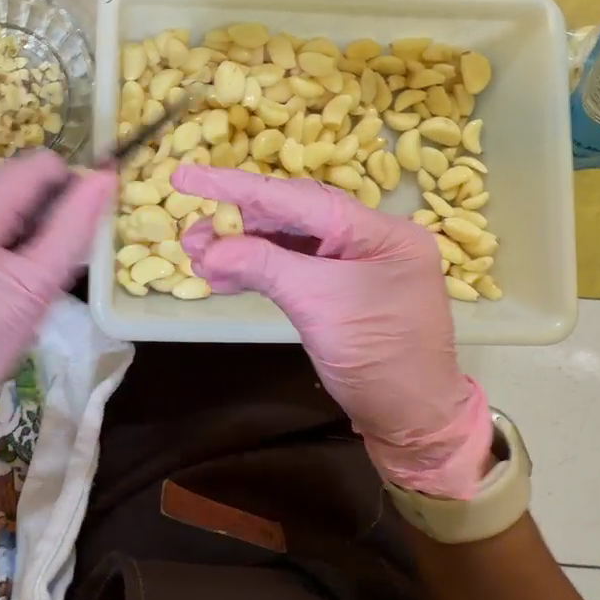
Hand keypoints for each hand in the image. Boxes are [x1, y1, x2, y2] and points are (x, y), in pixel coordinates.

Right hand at [174, 165, 491, 498]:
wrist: (414, 423)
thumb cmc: (380, 360)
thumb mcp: (319, 305)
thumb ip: (264, 265)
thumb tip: (209, 248)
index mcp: (378, 230)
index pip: (296, 197)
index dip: (236, 186)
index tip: (185, 176)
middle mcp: (367, 237)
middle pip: (288, 215)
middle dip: (235, 222)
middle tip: (189, 235)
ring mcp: (353, 262)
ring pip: (285, 241)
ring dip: (239, 249)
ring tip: (197, 258)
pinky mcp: (338, 287)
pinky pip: (290, 265)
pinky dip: (255, 270)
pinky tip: (221, 277)